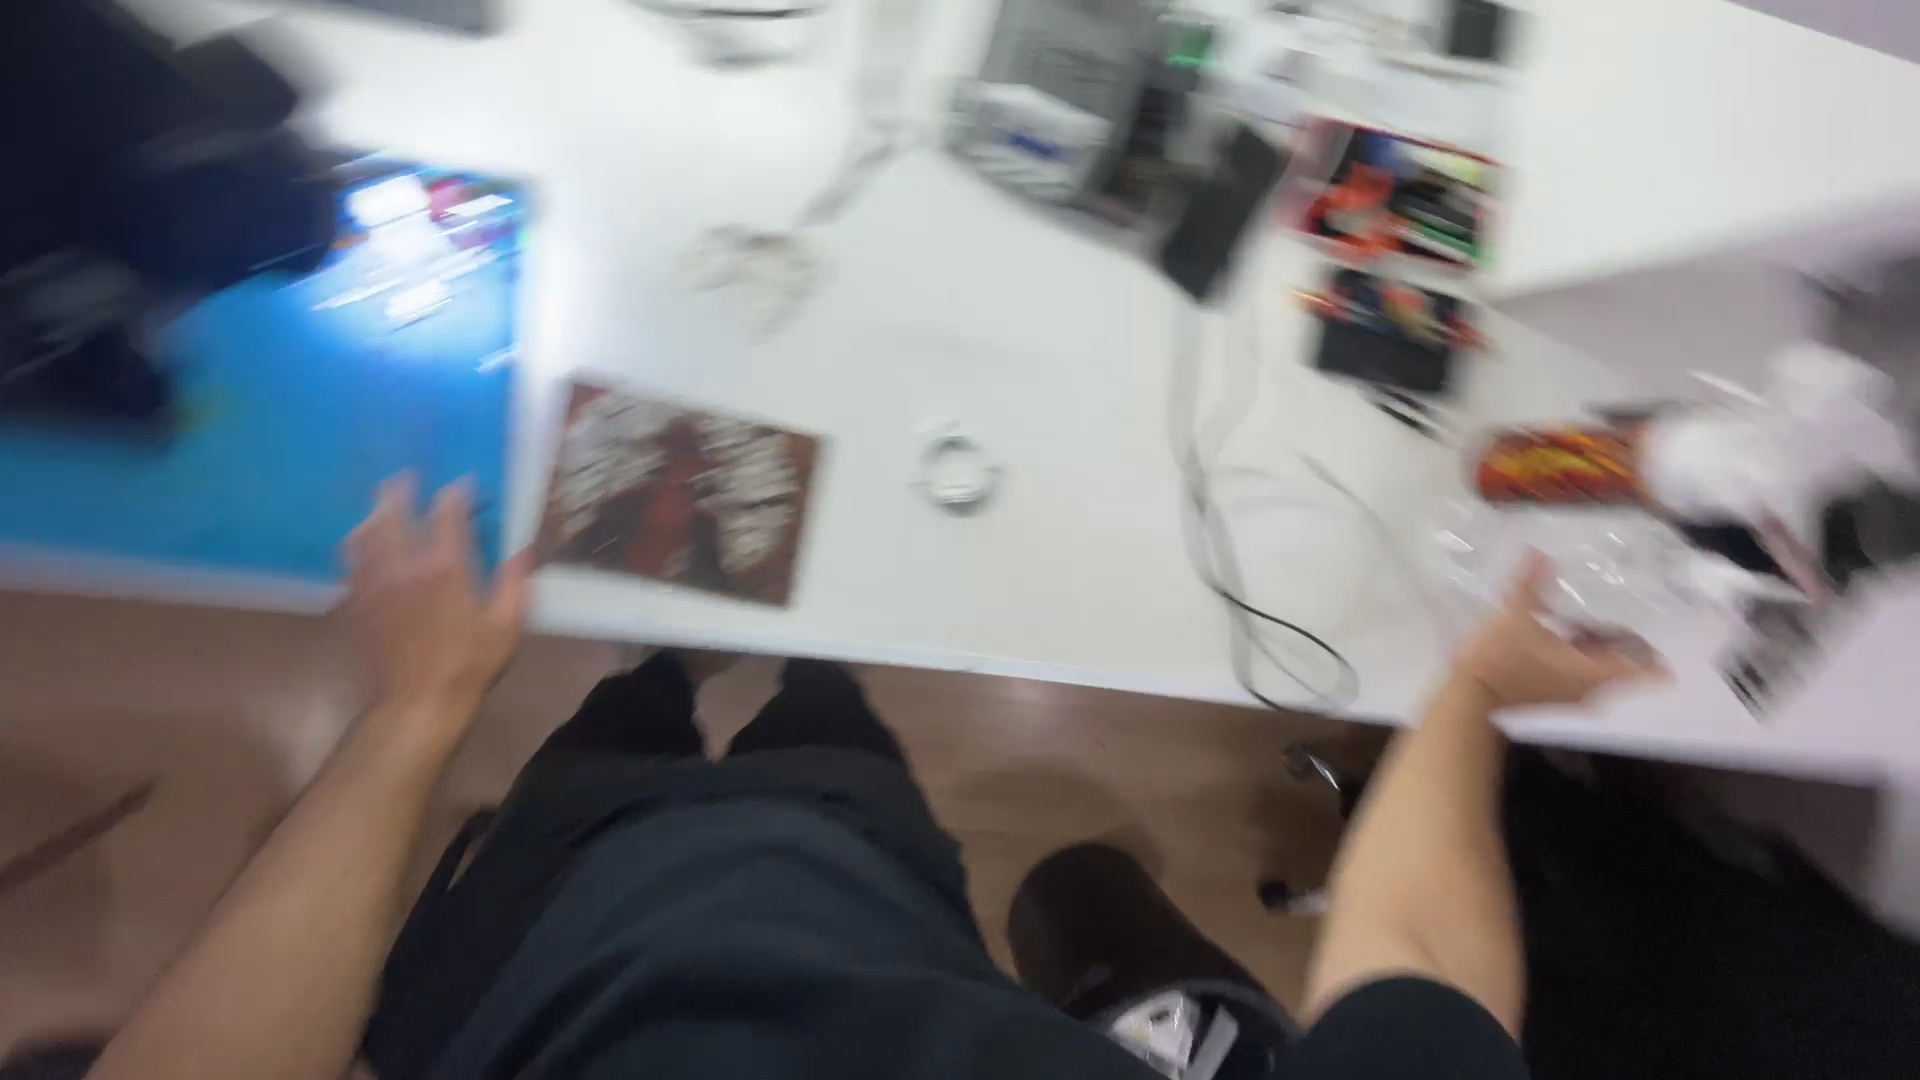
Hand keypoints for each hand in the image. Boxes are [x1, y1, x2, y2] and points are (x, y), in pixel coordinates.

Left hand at [341, 473, 530, 728]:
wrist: (415, 701)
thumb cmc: (471, 662)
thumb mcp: (508, 624)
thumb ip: (513, 582)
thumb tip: (523, 549)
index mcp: (446, 569)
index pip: (447, 516)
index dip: (455, 494)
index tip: (463, 483)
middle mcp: (403, 567)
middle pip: (392, 515)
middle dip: (399, 492)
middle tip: (405, 477)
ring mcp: (371, 584)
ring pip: (363, 536)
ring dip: (373, 516)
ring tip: (381, 508)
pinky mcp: (353, 604)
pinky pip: (350, 563)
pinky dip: (359, 547)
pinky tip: (366, 550)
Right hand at [1454, 551, 1667, 709]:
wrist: (1470, 696)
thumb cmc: (1499, 658)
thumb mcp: (1514, 616)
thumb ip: (1531, 585)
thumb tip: (1539, 550)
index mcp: (1597, 671)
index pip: (1653, 669)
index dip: (1647, 646)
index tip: (1627, 625)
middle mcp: (1596, 690)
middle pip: (1626, 666)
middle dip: (1614, 641)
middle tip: (1594, 616)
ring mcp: (1575, 698)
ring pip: (1602, 672)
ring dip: (1593, 651)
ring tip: (1569, 626)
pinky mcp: (1555, 700)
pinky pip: (1581, 678)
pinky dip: (1575, 662)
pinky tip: (1548, 644)